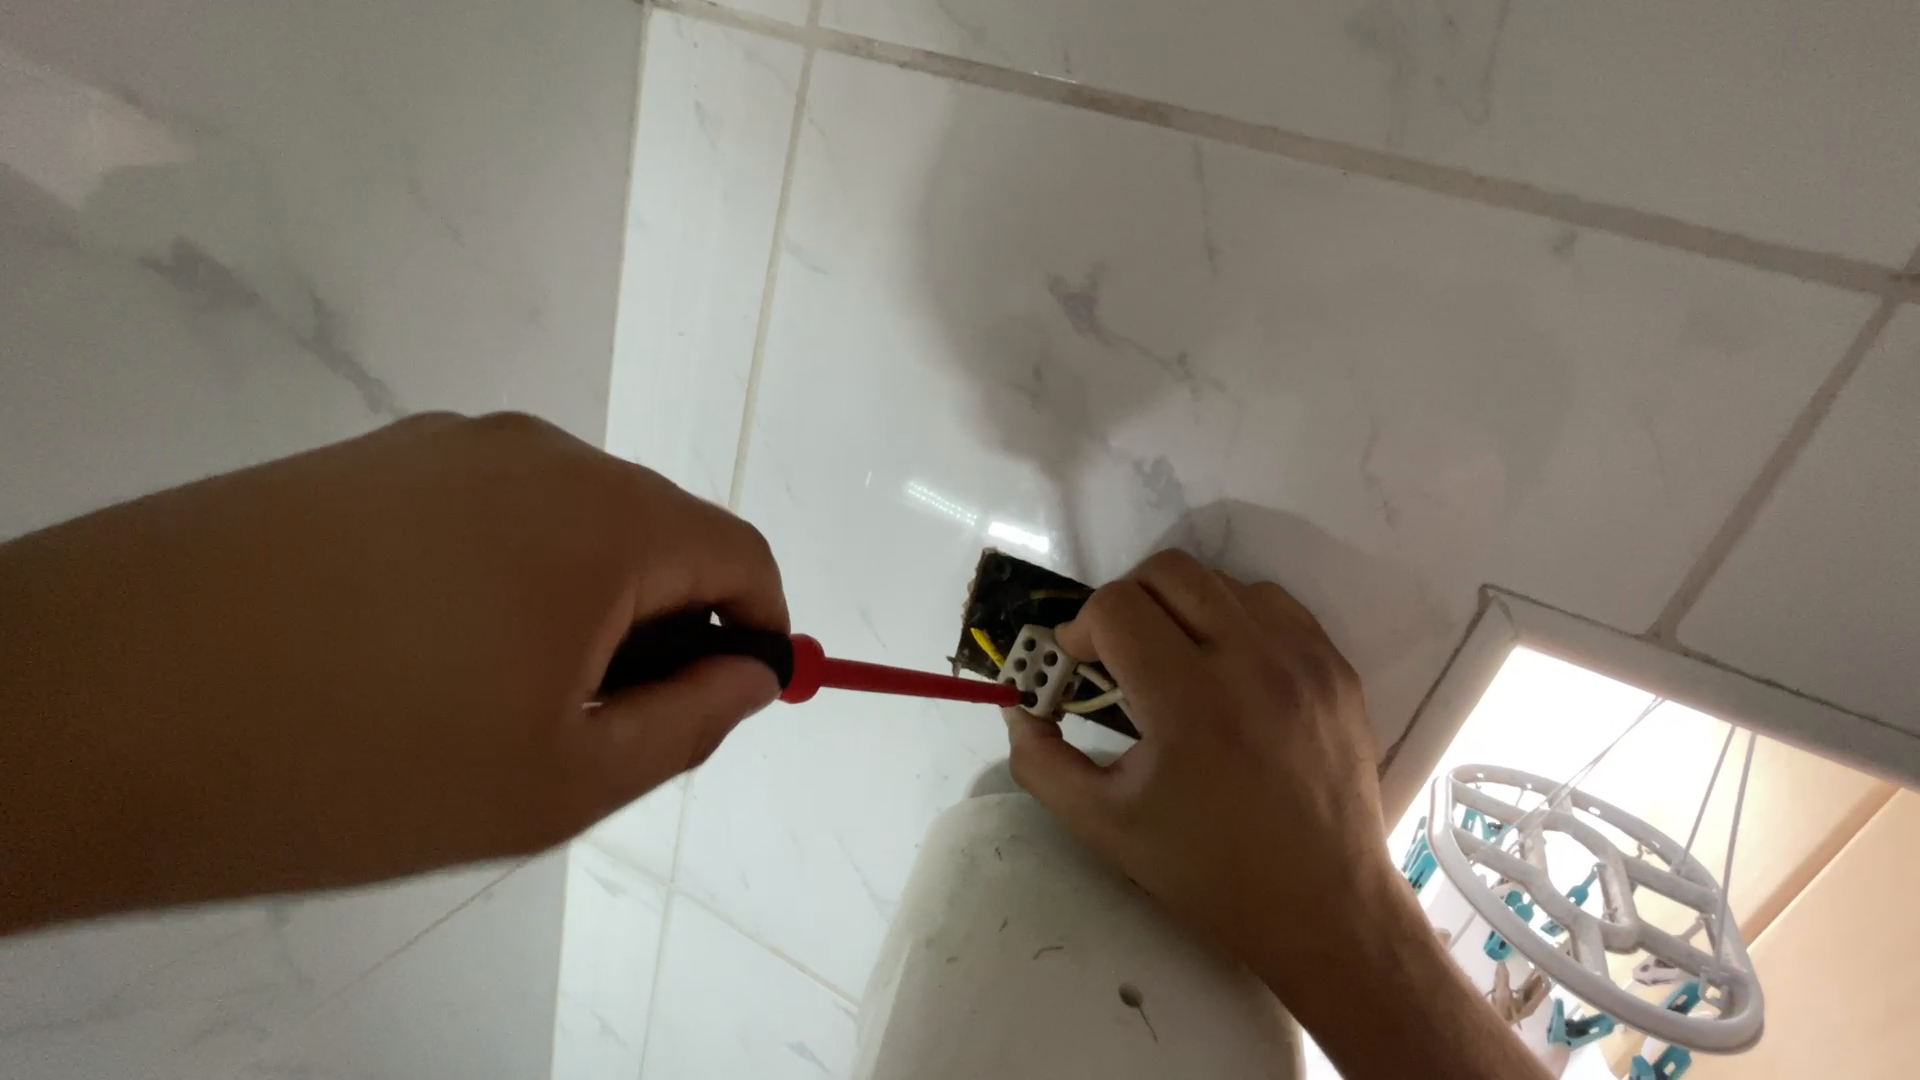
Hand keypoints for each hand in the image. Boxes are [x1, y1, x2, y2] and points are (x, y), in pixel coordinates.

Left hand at [0, 413, 784, 931]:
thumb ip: (692, 722)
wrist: (54, 717)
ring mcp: (450, 445)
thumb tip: (754, 676)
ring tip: (506, 693)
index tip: (735, 689)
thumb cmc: (357, 764)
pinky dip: (513, 575)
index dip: (762, 623)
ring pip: (579, 523)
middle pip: (663, 533)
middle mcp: (542, 455)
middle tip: (609, 717)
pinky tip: (430, 647)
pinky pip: (497, 511)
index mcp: (607, 519)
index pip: (741, 553)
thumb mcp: (563, 779)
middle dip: (670, 622)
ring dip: (589, 601)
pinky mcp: (373, 458)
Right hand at [1007, 550, 1549, 1078]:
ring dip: (1181, 606)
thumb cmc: (1206, 870)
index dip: (1082, 629)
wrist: (1325, 911)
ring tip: (1177, 659)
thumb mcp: (1101, 824)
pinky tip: (1228, 667)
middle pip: (1168, 570)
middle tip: (1120, 654)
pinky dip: (1234, 617)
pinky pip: (1271, 604)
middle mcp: (1251, 662)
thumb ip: (1040, 760)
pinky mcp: (1335, 667)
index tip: (1080, 668)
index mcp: (1189, 702)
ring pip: (1221, 579)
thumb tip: (1022, 707)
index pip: (1116, 606)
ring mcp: (1303, 659)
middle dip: (1126, 601)